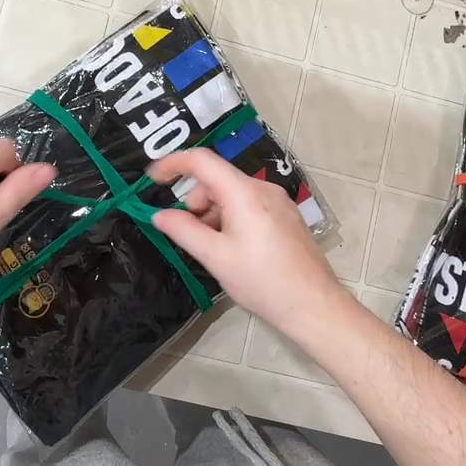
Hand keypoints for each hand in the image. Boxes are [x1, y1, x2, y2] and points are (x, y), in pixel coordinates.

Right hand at [149, 148, 353, 339]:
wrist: (313, 304)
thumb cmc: (262, 280)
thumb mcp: (215, 257)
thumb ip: (183, 231)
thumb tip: (159, 215)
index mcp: (243, 192)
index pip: (201, 160)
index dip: (172, 164)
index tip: (152, 179)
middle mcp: (262, 188)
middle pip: (217, 179)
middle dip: (195, 202)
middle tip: (190, 235)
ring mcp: (278, 201)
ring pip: (232, 194)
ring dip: (213, 213)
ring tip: (215, 249)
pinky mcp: (286, 215)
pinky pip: (248, 204)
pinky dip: (231, 218)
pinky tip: (235, 249)